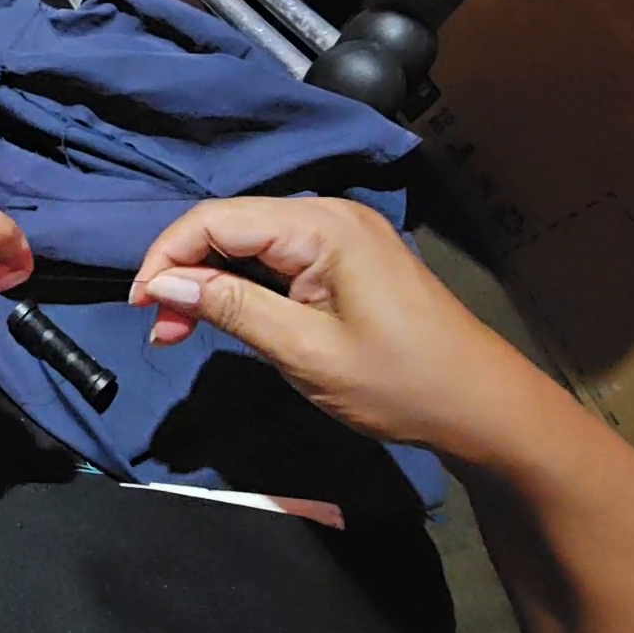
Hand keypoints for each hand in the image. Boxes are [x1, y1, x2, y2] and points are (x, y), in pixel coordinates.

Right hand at [129, 196, 554, 462]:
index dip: (167, 255)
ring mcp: (335, 234)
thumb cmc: (403, 385)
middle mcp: (326, 215)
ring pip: (242, 243)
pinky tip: (218, 315)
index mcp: (322, 227)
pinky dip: (235, 287)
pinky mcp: (338, 258)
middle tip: (159, 326)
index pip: (216, 220)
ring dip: (204, 282)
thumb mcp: (305, 351)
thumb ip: (229, 307)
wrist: (493, 417)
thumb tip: (160, 285)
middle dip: (182, 271)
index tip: (139, 303)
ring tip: (178, 329)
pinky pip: (268, 259)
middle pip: (226, 226)